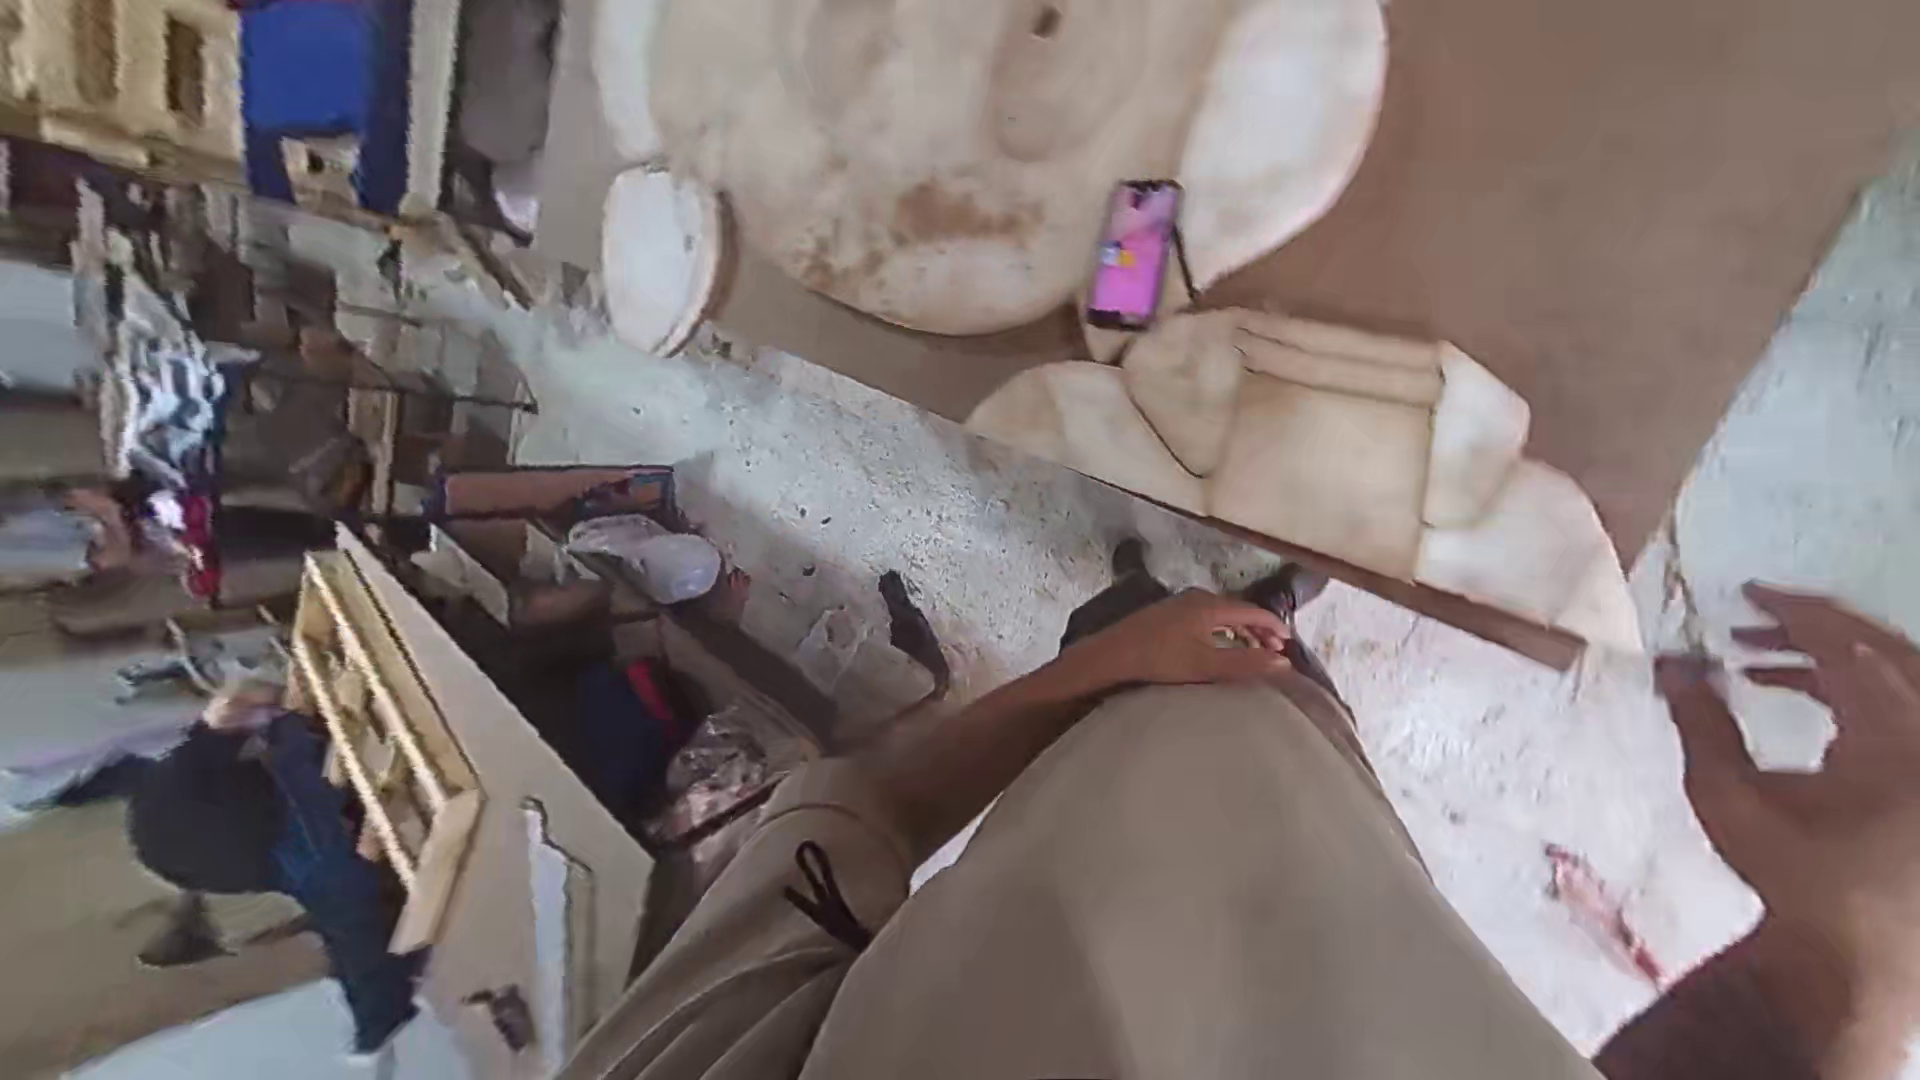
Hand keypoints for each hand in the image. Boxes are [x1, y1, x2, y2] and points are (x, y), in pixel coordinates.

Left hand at [1054, 588, 1290, 696]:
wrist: (1112, 655)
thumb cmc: (1159, 659)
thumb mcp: (1205, 665)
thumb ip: (1245, 663)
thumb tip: (1284, 662)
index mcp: (1208, 605)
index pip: (1252, 610)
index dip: (1274, 626)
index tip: (1290, 644)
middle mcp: (1196, 598)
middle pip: (1237, 610)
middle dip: (1259, 628)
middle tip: (1275, 650)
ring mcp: (1179, 604)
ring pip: (1220, 613)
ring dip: (1240, 629)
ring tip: (1252, 649)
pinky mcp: (1167, 614)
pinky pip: (1205, 617)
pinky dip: (1221, 629)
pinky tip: (1219, 644)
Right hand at [1657, 583, 1919, 1013]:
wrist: (1861, 943)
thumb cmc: (1790, 864)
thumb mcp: (1726, 790)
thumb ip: (1700, 719)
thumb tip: (1672, 663)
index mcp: (1899, 743)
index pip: (1853, 652)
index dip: (1799, 615)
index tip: (1746, 592)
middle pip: (1897, 655)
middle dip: (1820, 627)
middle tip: (1752, 614)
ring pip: (1903, 680)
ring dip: (1830, 658)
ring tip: (1755, 657)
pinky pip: (1903, 709)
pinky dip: (1850, 689)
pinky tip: (1794, 693)